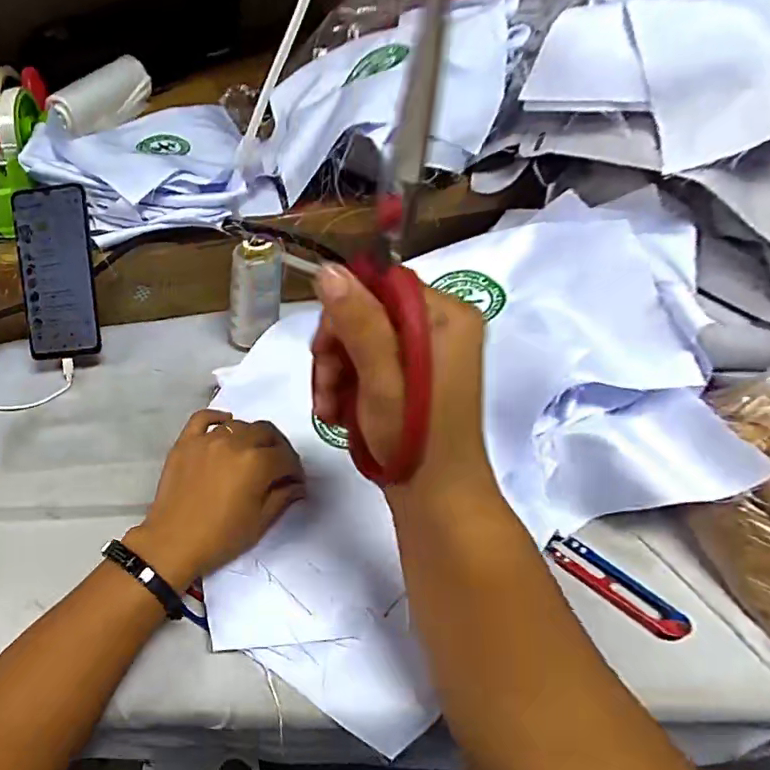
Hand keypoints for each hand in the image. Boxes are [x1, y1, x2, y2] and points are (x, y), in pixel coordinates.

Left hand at [125, 410, 306, 590]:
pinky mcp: (184, 443)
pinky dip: (217, 417)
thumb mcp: (260, 521)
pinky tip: (225, 423)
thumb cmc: (220, 537)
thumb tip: (296, 484)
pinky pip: (202, 418)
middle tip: (278, 466)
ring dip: (251, 436)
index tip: (294, 481)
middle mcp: (233, 444)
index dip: (295, 469)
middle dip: (278, 447)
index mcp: (256, 463)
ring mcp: (206, 440)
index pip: (286, 456)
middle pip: (265, 432)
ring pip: (238, 425)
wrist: (173, 541)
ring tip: (251, 454)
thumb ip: (282, 496)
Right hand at [310, 263, 495, 505]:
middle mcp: (439, 328)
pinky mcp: (411, 378)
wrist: (435, 498)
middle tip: (325, 390)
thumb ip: (359, 321)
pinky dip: (344, 387)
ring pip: (357, 342)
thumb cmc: (413, 437)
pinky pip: (365, 365)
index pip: (380, 285)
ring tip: (328, 410)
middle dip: (334, 352)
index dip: (343, 314)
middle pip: (365, 314)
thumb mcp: (380, 377)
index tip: (324, 352)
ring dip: (333, 374)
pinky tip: (336, 413)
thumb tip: (329, 271)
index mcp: (446, 317)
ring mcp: (425, 355)